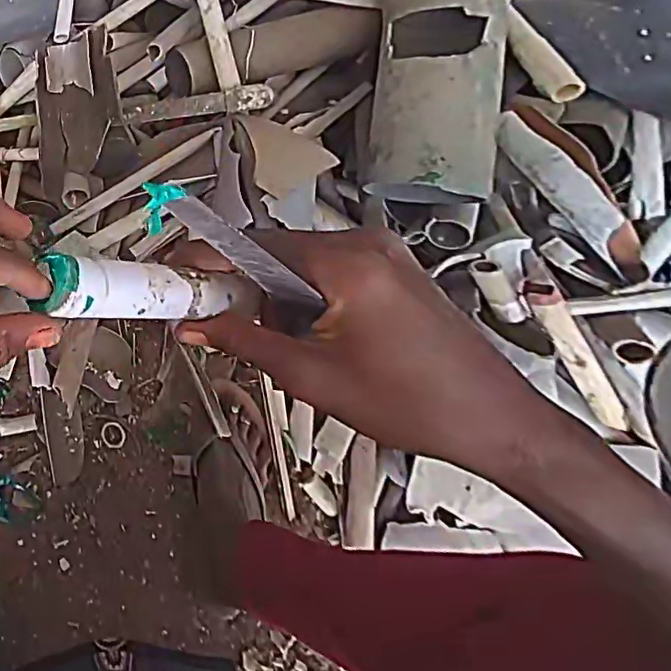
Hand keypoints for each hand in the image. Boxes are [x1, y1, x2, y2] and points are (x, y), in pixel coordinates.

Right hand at [170, 228, 571, 477]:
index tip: (173, 271)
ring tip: (273, 339)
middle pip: (269, 249)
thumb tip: (195, 327)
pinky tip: (302, 332)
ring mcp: (380, 254)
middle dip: (236, 285)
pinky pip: (320, 269)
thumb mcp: (310, 376)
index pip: (249, 245)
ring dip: (268, 294)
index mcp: (347, 265)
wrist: (497, 425)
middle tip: (210, 316)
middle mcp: (365, 246)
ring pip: (292, 261)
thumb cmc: (420, 405)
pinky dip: (297, 295)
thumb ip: (241, 341)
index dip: (202, 259)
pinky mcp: (387, 269)